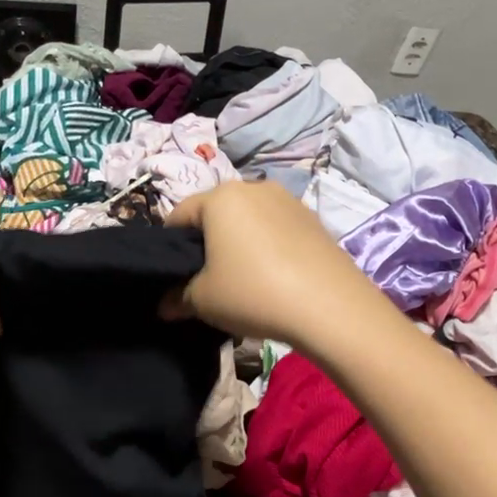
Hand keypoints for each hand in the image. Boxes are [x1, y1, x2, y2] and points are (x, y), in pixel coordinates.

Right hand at [163, 181, 393, 345]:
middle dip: (207, 243)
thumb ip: (177, 298)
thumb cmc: (253, 293)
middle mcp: (253, 187)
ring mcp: (288, 201)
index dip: (169, 247)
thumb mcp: (203, 301)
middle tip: (207, 280)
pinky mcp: (314, 220)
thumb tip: (165, 306)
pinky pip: (276, 230)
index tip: (174, 276)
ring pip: (248, 221)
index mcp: (220, 197)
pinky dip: (267, 248)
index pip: (178, 215)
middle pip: (216, 214)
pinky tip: (273, 279)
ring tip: (243, 281)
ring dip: (239, 244)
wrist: (331, 308)